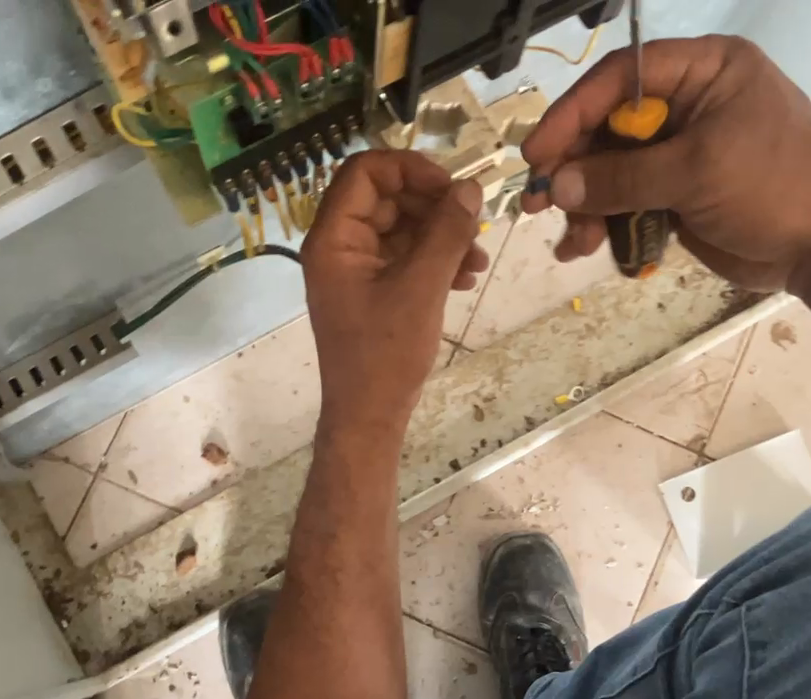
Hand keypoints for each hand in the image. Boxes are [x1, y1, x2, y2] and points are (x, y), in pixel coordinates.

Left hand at [302, 150, 486, 440]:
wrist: (369, 416)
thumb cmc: (386, 355)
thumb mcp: (421, 289)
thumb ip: (446, 233)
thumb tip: (470, 189)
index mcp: (333, 239)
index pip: (365, 172)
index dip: (410, 169)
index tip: (451, 188)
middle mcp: (339, 248)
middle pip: (388, 199)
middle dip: (434, 208)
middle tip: (474, 225)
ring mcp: (356, 272)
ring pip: (401, 230)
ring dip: (442, 237)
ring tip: (477, 261)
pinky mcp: (373, 293)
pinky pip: (404, 260)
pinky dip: (434, 262)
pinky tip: (466, 279)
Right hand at [520, 36, 810, 292]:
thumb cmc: (776, 186)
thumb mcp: (697, 172)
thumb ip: (623, 178)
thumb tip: (556, 186)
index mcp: (704, 72)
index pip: (621, 78)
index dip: (572, 113)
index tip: (536, 153)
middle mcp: (686, 107)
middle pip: (607, 129)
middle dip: (573, 169)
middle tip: (539, 203)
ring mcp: (678, 155)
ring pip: (610, 173)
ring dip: (585, 206)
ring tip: (573, 241)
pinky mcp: (674, 197)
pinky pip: (624, 205)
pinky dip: (602, 226)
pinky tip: (583, 248)